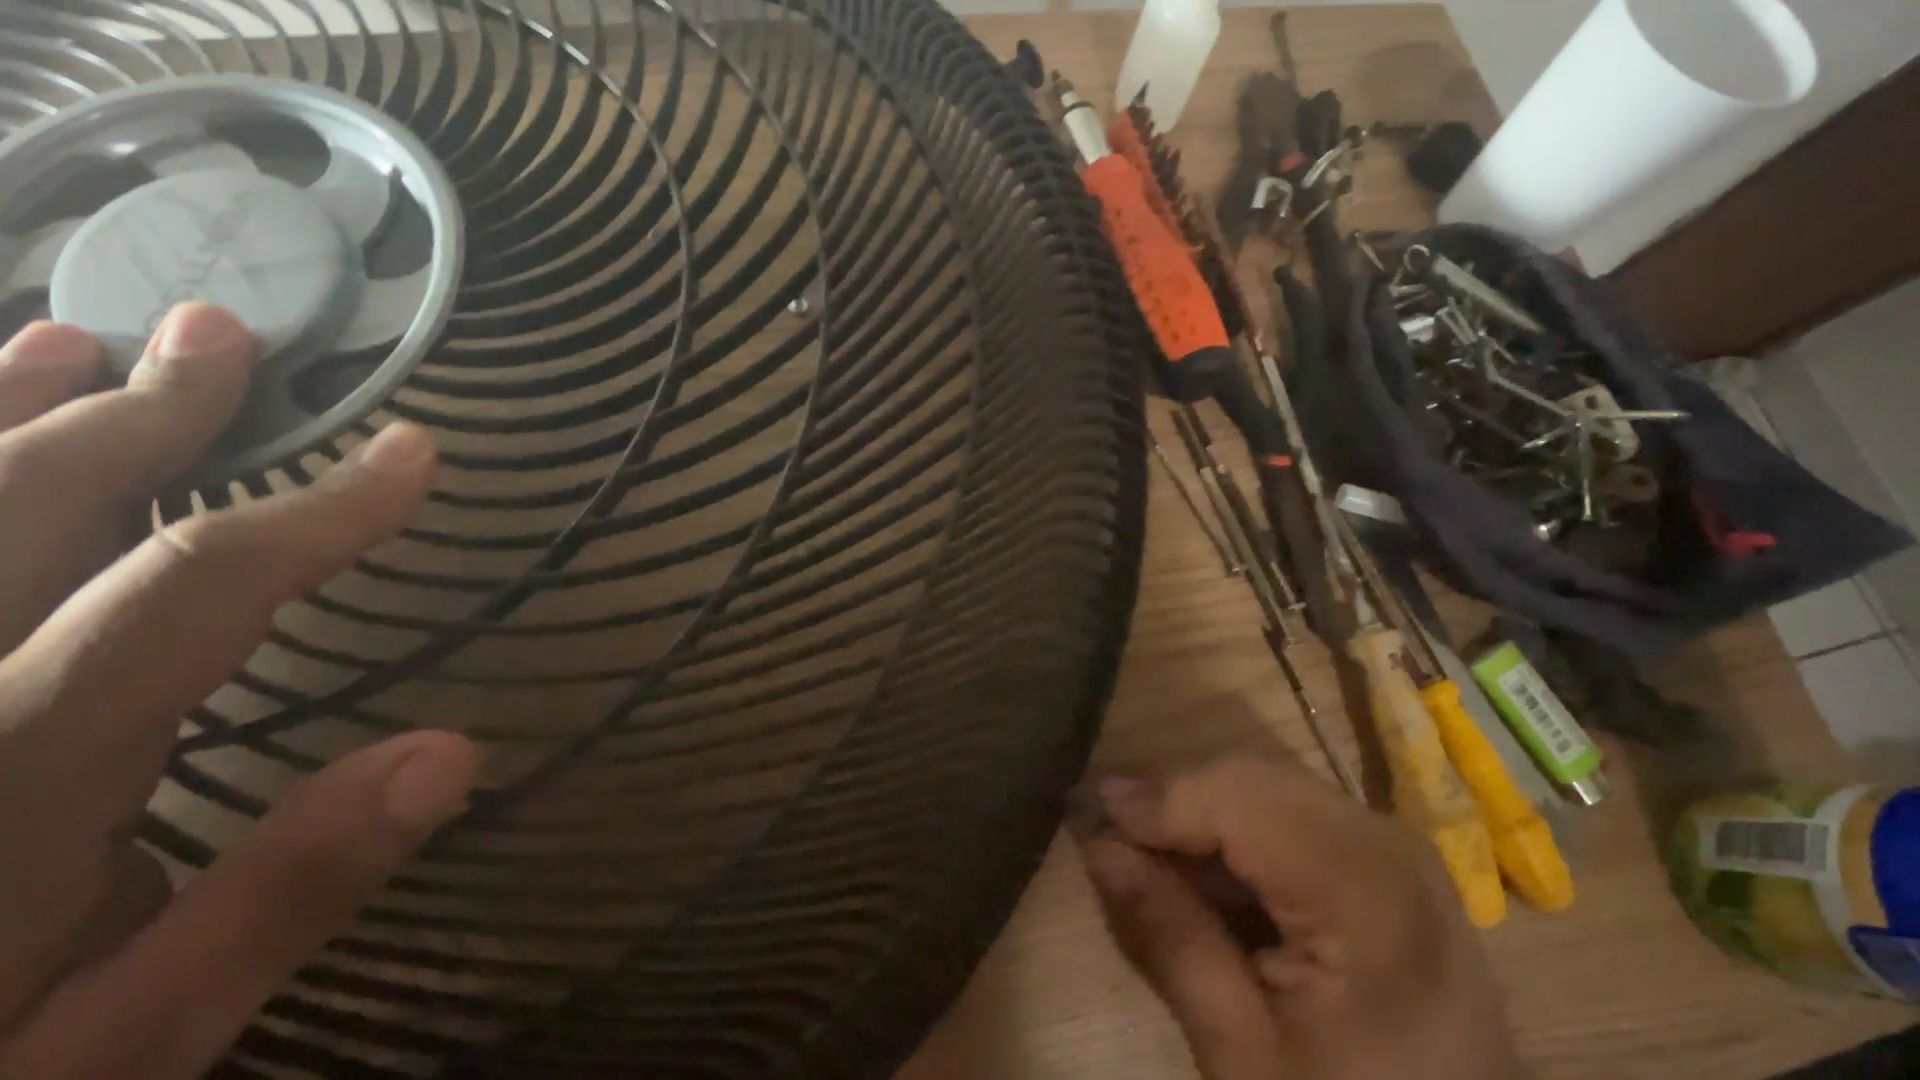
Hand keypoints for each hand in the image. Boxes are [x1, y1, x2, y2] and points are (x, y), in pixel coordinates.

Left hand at [0, 305, 478, 1079]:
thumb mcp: (135, 1040)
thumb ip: (285, 893)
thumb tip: (451, 756)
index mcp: (6, 782)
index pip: (197, 591)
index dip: (319, 510)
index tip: (413, 454)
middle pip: (34, 508)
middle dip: (148, 417)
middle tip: (227, 339)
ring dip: (3, 414)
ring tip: (81, 343)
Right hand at [1078, 755, 1523, 1079]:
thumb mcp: (1244, 1054)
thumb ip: (1172, 939)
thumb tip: (1099, 846)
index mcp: (1366, 893)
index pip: (1240, 794)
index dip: (1158, 797)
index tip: (1087, 818)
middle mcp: (1389, 844)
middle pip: (1253, 778)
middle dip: (1173, 800)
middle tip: (1108, 838)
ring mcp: (1397, 846)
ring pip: (1268, 786)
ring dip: (1200, 814)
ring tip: (1147, 859)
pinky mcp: (1390, 860)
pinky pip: (1294, 813)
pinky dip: (1237, 832)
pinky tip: (1206, 876)